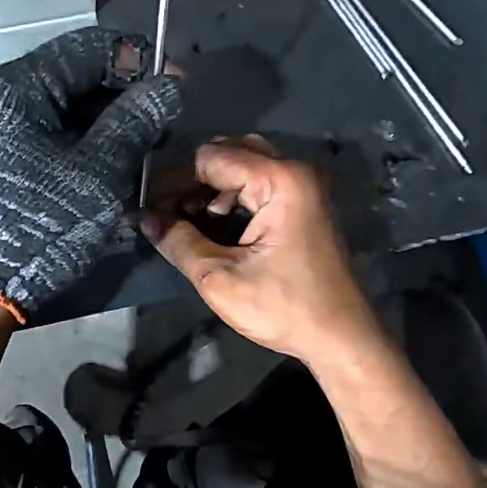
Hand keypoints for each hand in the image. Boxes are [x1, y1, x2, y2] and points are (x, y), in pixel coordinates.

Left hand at [0, 26, 182, 321]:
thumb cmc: (42, 225)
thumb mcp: (99, 172)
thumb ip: (137, 120)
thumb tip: (173, 83)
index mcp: (20, 86)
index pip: (90, 48)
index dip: (139, 61)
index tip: (177, 86)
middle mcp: (10, 96)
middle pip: (82, 75)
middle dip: (129, 95)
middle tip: (167, 123)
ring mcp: (10, 126)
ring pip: (76, 106)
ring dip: (117, 121)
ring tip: (150, 146)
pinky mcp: (16, 154)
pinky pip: (64, 132)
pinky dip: (97, 142)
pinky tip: (123, 161)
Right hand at [143, 138, 379, 364]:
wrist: (341, 336)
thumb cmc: (284, 308)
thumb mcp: (220, 278)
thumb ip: (179, 242)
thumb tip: (144, 219)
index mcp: (280, 181)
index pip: (211, 158)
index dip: (173, 179)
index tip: (147, 206)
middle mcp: (296, 171)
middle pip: (231, 151)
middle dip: (192, 177)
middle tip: (164, 208)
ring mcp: (304, 187)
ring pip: (247, 165)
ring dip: (212, 185)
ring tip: (183, 216)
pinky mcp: (305, 204)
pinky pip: (262, 183)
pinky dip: (233, 195)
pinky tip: (214, 221)